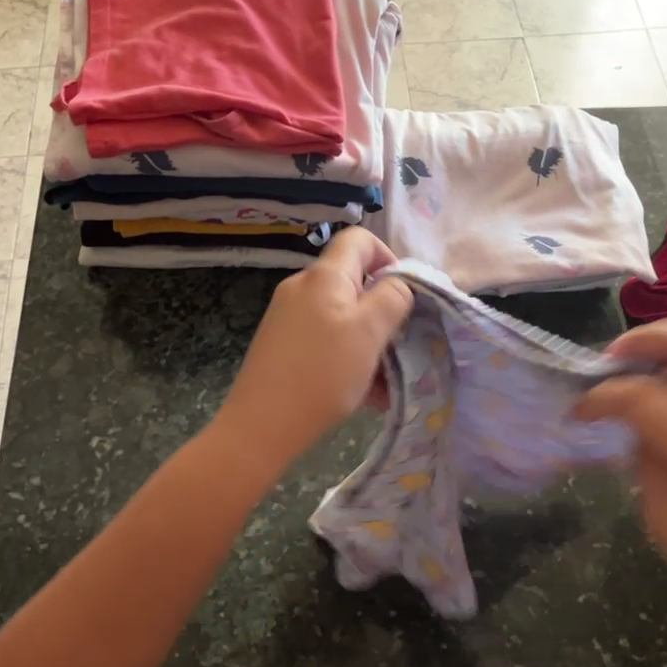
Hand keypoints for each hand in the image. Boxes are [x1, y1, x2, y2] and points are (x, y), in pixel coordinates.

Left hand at [212, 227, 414, 466]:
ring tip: (384, 381)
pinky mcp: (281, 347)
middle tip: (398, 345)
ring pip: (340, 318)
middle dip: (381, 311)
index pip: (358, 240)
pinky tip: (363, 395)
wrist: (261, 425)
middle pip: (351, 283)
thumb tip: (398, 282)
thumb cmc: (322, 375)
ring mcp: (287, 319)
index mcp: (323, 276)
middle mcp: (301, 288)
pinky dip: (346, 359)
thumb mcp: (369, 332)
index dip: (388, 257)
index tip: (405, 294)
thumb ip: (392, 297)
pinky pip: (323, 342)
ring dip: (367, 343)